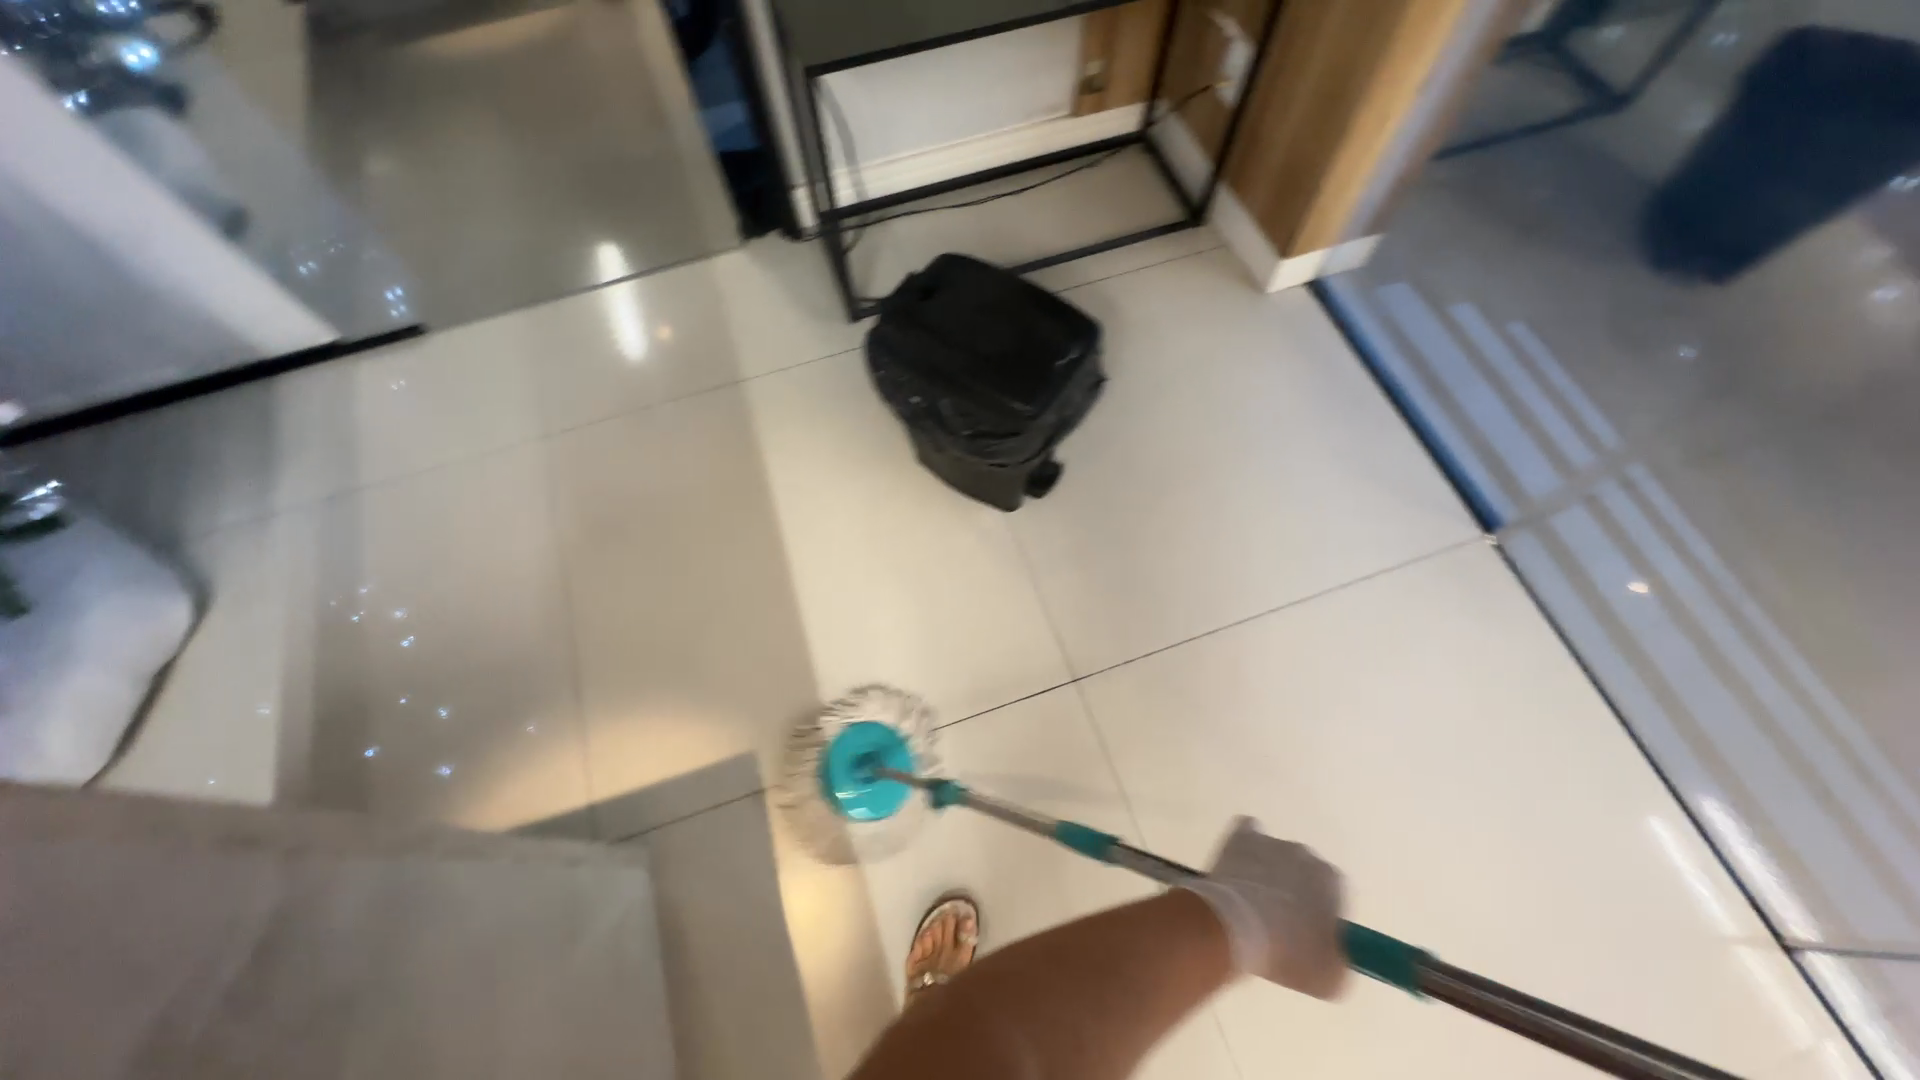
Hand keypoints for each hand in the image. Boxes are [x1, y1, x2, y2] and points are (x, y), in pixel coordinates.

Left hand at [1178, 816, 1345, 998]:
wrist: (1234, 927)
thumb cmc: (1287, 953)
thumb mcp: (1329, 978)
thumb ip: (1340, 963)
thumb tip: (1334, 956)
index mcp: (1333, 882)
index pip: (1333, 898)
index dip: (1320, 918)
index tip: (1305, 937)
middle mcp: (1306, 854)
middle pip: (1303, 874)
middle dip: (1294, 894)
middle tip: (1276, 923)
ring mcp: (1272, 842)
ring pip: (1275, 857)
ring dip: (1268, 874)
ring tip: (1250, 903)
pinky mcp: (1242, 836)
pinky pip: (1248, 834)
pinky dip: (1245, 848)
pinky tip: (1238, 870)